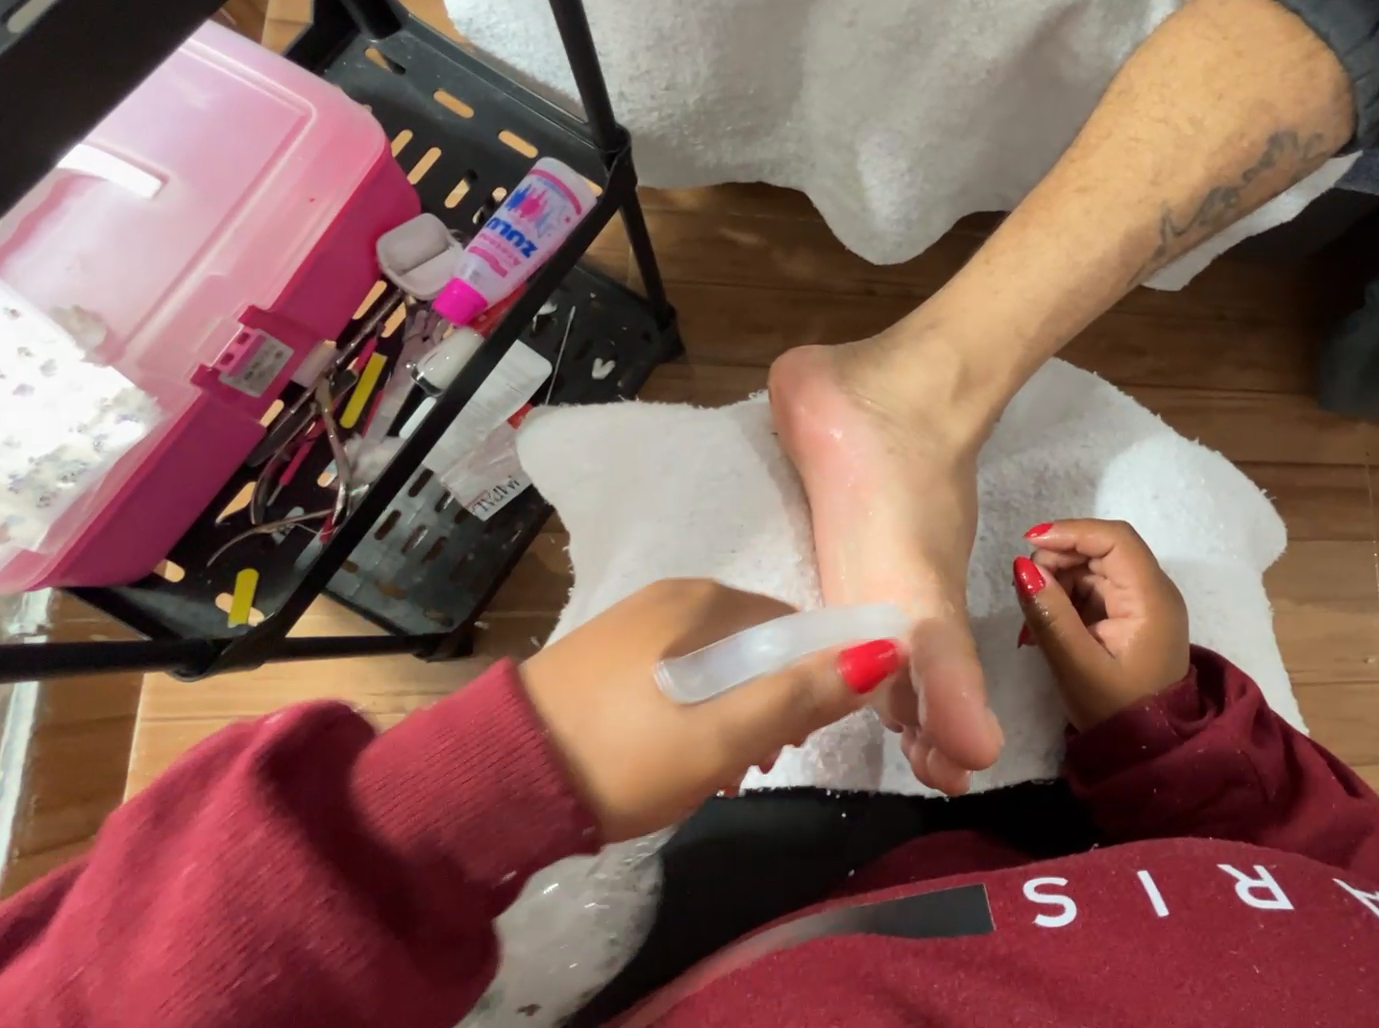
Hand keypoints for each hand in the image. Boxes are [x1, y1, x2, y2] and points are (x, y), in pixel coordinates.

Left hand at [519, 579, 902, 840]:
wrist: (495, 782)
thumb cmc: (624, 756)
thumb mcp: (723, 735)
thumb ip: (802, 694)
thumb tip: (884, 651)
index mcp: (707, 602)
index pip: (794, 629)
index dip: (810, 684)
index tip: (793, 742)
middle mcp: (676, 596)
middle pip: (757, 646)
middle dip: (770, 704)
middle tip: (752, 765)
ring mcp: (638, 621)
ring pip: (719, 663)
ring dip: (734, 712)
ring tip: (714, 771)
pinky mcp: (611, 650)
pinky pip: (680, 671)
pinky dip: (695, 708)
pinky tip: (676, 752)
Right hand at [1012, 520, 1191, 730]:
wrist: (1148, 751)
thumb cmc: (1115, 711)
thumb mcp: (1075, 665)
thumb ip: (1049, 614)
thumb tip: (1022, 565)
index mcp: (1151, 598)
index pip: (1114, 539)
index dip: (1071, 532)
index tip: (1029, 543)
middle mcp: (1154, 591)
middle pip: (1104, 548)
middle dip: (1060, 557)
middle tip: (1026, 584)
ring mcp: (1144, 603)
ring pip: (1096, 566)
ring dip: (1060, 577)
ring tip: (1034, 610)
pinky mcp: (1131, 615)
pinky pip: (1096, 588)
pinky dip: (1068, 595)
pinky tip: (1048, 620)